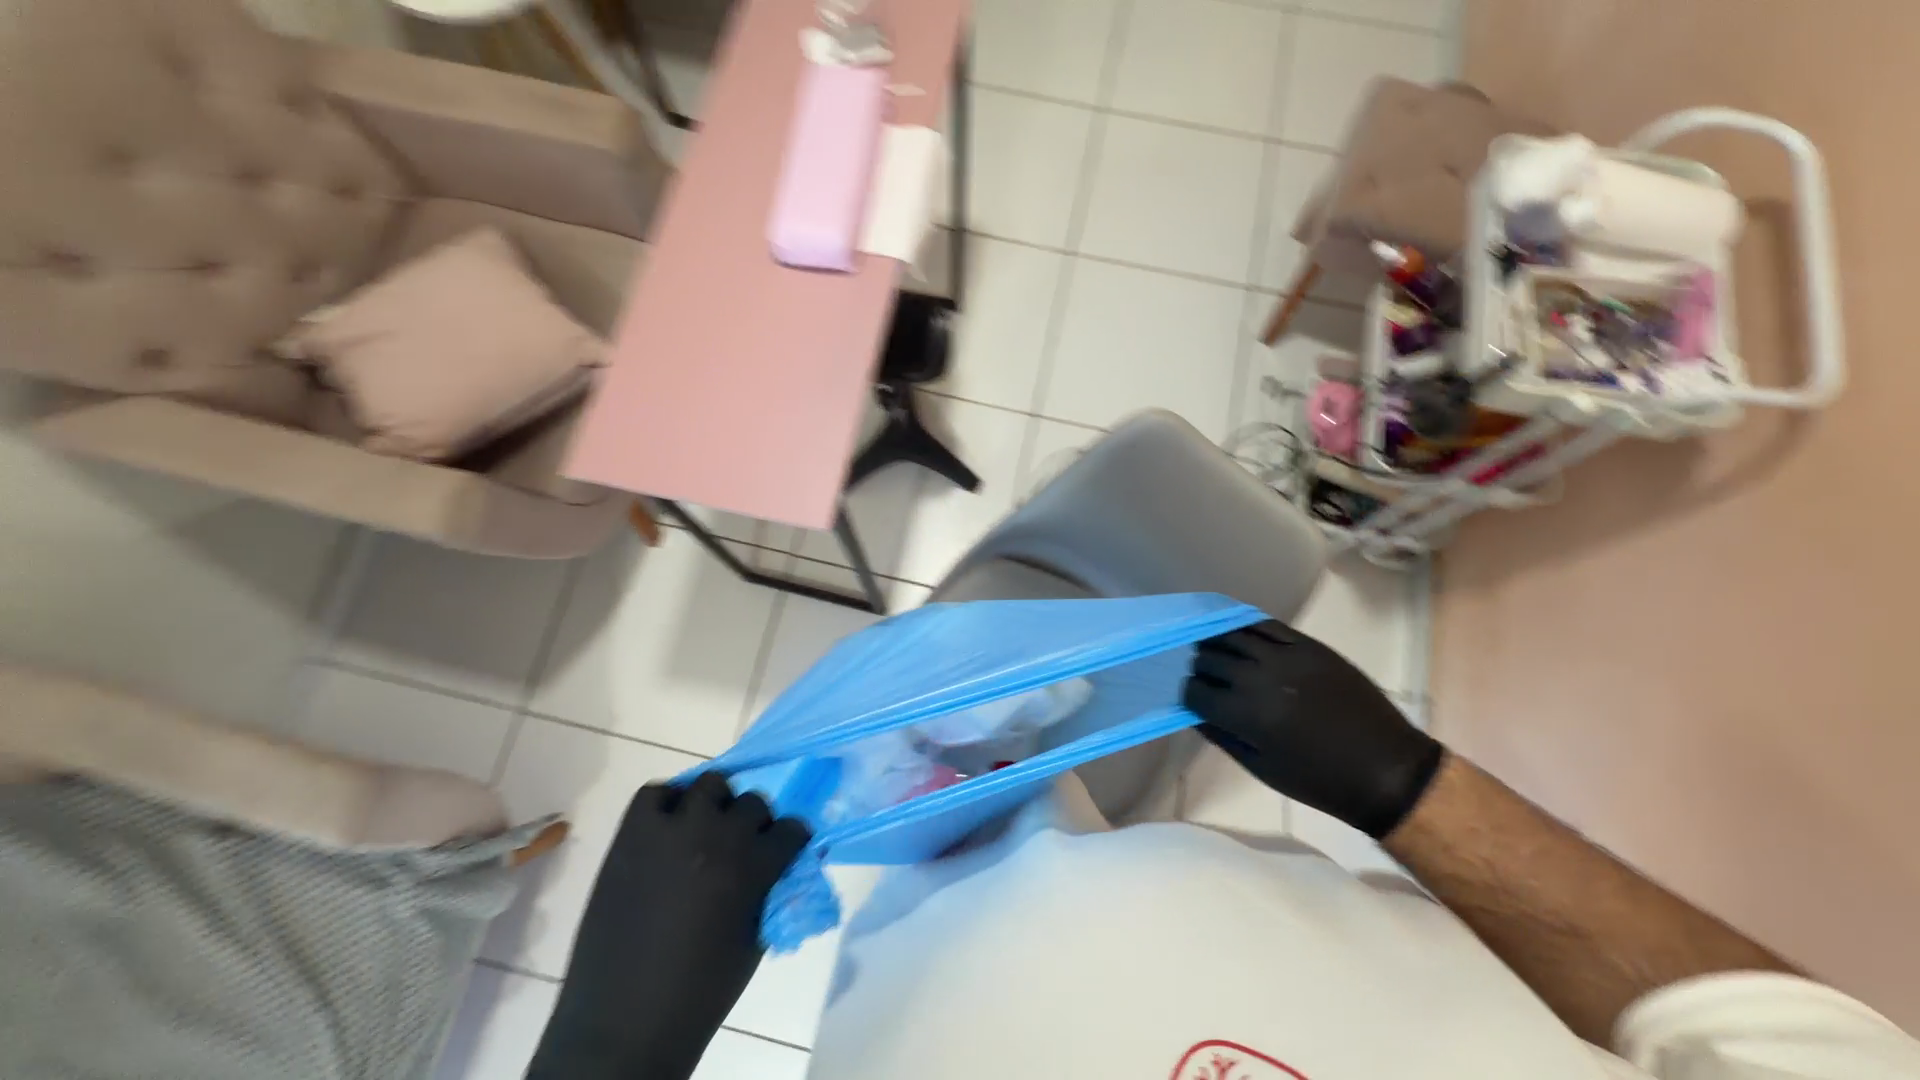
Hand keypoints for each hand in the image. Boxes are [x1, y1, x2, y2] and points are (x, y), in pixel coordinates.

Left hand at [527, 773, 810, 1079]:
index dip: (790, 841)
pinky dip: (666, 804)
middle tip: (739, 847)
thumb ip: (772, 892)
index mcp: (755, 867)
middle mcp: (718, 837)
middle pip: (753, 802)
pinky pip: (654, 794)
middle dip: (753, 823)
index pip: (793, 828)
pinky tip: (666, 830)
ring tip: (702, 832)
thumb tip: (782, 865)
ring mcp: (672, 831)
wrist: (624, 1020)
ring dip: (714, 805)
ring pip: (709, 784)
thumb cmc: (699, 992)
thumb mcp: (756, 942)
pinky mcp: (631, 835)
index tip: (783, 851)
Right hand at [1183, 620, 1442, 839]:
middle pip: (1209, 659)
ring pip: (1233, 636)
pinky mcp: (1310, 646)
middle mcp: (1260, 679)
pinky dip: (1247, 628)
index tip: (1193, 699)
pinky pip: (1267, 626)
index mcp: (1246, 715)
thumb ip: (1222, 736)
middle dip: (1200, 669)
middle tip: (1204, 677)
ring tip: (1216, 652)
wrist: (1384, 768)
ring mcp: (1286, 657)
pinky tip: (1240, 634)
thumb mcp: (1261, 768)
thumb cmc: (1319, 780)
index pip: (1196, 692)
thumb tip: (1196, 712)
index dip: (1189, 695)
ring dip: (1218, 644)